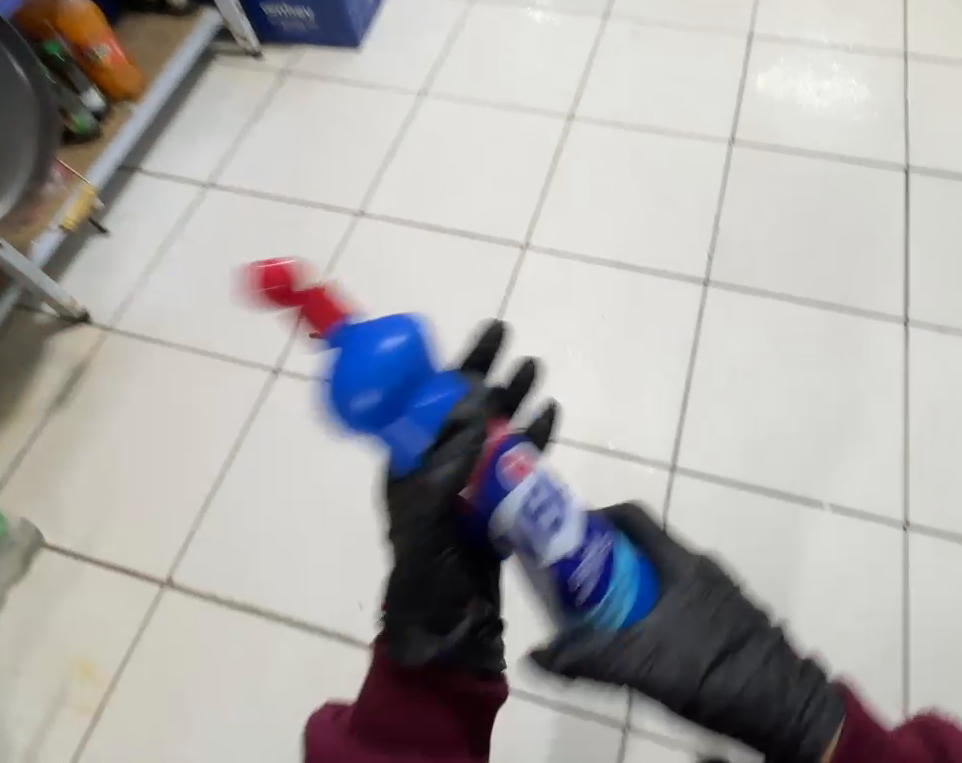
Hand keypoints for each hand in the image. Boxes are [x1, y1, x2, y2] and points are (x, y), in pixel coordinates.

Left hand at [380, 321, 557, 674]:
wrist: (450, 628)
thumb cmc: (424, 572)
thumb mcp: (426, 517)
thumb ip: (446, 465)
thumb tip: (470, 412)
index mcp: (412, 463)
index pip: (427, 402)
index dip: (448, 367)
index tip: (464, 342)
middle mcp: (442, 464)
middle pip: (465, 406)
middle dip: (485, 371)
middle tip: (504, 334)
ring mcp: (474, 481)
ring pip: (495, 427)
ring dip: (514, 396)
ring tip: (533, 367)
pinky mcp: (502, 500)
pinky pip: (520, 459)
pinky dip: (535, 435)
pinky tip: (549, 412)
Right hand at [529, 503, 844, 762]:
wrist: (789, 710)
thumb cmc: (715, 672)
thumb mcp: (646, 666)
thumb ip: (591, 659)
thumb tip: (536, 655)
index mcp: (680, 562)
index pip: (633, 517)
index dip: (598, 519)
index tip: (567, 538)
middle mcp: (699, 568)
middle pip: (642, 549)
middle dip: (605, 562)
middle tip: (574, 587)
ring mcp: (718, 594)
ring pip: (661, 578)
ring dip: (628, 590)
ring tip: (600, 619)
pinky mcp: (729, 621)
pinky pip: (680, 602)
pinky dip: (653, 612)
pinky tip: (644, 646)